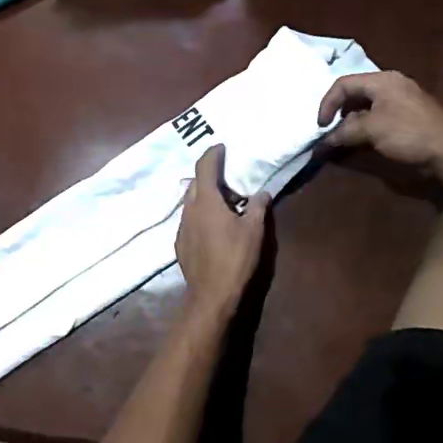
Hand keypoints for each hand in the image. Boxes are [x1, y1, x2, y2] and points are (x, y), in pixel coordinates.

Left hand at [175, 144, 269, 313]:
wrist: (212, 295)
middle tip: (231, 185)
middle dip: (210, 178)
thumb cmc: (235, 258)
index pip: (204, 167)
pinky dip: (201, 216)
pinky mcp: (180, 244)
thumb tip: (262, 193)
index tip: (222, 148)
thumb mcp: (254, 230)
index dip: (213, 154)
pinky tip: (214, 229)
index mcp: (206, 201)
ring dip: (205, 199)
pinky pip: (189, 221)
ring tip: (225, 207)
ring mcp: (181, 228)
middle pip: (195, 184)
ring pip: (191, 203)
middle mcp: (189, 210)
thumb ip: (259, 206)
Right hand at [317, 71, 442, 169]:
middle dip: (339, 113)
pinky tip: (363, 141)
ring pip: (367, 106)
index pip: (343, 84)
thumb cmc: (407, 133)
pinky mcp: (409, 117)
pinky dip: (366, 127)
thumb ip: (344, 132)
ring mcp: (402, 100)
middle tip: (331, 131)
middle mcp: (391, 85)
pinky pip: (379, 116)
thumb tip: (323, 142)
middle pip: (355, 93)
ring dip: (352, 122)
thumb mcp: (370, 130)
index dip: (327, 103)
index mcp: (382, 80)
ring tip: (344, 139)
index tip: (321, 126)